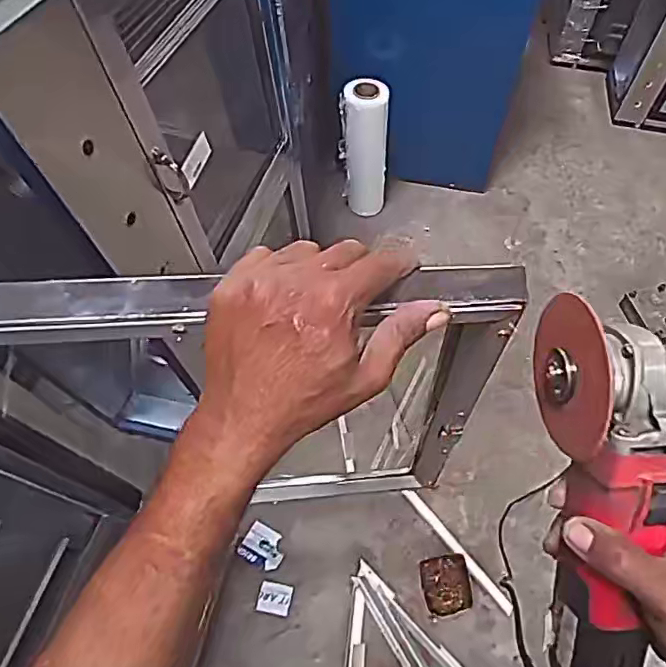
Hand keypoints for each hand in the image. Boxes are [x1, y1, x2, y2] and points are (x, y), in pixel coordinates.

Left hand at [195, 239, 447, 464]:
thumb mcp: (365, 377)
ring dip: (319, 269)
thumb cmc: (300, 403)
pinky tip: (284, 298)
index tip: (399, 269)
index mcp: (332, 303)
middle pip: (345, 251)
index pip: (379, 263)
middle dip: (359, 271)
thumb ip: (401, 334)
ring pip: (307, 250)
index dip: (397, 266)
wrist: (243, 417)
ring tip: (314, 302)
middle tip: (354, 300)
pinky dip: (280, 270)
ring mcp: (261, 281)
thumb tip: (431, 312)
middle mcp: (295, 284)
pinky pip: (267, 255)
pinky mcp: (235, 284)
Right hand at [546, 477, 665, 666]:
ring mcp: (653, 544)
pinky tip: (574, 563)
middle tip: (564, 512)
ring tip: (564, 544)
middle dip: (586, 501)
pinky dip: (588, 554)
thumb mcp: (663, 587)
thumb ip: (619, 558)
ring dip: (582, 530)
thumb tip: (580, 530)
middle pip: (619, 492)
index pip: (644, 467)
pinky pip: (606, 549)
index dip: (610, 466)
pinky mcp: (639, 566)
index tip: (581, 476)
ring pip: (609, 521)